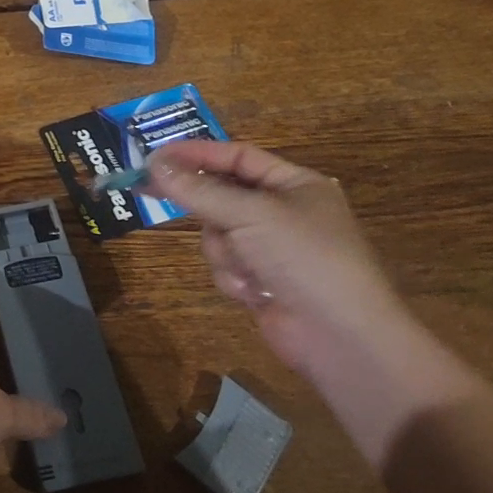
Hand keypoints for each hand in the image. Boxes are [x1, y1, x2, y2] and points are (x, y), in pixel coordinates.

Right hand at [142, 140, 410, 374]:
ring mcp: (272, 249)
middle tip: (149, 190)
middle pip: (222, 195)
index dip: (197, 154)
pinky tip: (254, 293)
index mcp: (295, 185)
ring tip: (246, 267)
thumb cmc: (306, 259)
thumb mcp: (252, 214)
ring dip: (224, 251)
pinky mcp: (262, 281)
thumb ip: (200, 189)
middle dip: (205, 207)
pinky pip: (226, 265)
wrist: (343, 339)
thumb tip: (153, 164)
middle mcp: (283, 212)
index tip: (155, 156)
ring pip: (217, 233)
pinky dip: (233, 277)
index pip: (237, 157)